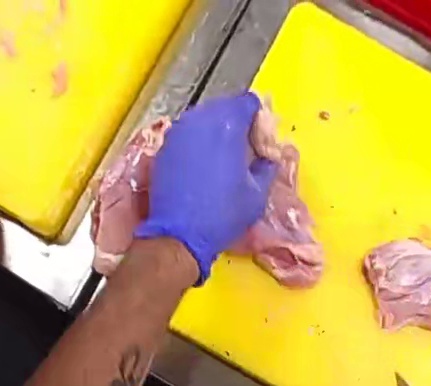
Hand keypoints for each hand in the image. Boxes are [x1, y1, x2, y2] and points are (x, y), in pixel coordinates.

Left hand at [134, 93, 276, 282]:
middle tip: (241, 156)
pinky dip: (196, 148)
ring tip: (220, 166)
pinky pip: (186, 138)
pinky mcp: (163, 149)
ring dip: (215, 137)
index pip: (250, 103)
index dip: (259, 122)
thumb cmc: (221, 216)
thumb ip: (267, 167)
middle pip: (225, 109)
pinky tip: (200, 173)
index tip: (259, 145)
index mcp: (228, 122)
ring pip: (204, 122)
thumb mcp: (257, 196)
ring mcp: (178, 132)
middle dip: (236, 127)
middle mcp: (201, 118)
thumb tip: (267, 158)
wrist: (178, 237)